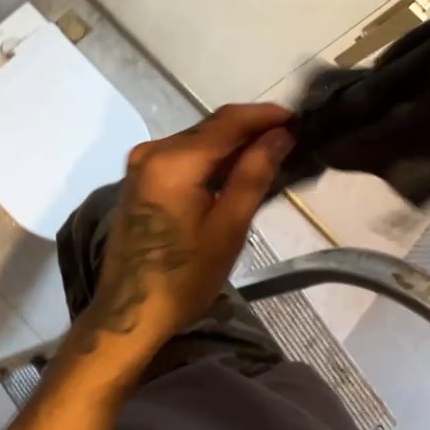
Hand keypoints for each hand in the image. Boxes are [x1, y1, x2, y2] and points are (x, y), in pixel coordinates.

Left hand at [73, 104, 294, 360]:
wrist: (130, 313)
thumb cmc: (184, 277)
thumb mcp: (228, 228)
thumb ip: (254, 174)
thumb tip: (280, 136)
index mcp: (173, 161)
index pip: (227, 122)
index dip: (265, 116)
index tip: (299, 119)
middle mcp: (153, 151)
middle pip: (211, 127)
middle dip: (252, 129)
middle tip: (292, 140)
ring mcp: (143, 163)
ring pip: (199, 140)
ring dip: (233, 144)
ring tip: (273, 153)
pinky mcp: (142, 177)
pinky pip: (184, 155)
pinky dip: (212, 158)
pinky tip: (238, 169)